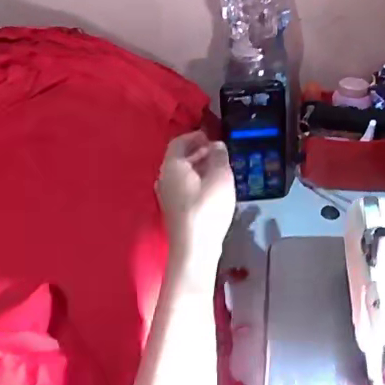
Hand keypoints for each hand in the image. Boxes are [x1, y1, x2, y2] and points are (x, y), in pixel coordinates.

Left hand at [155, 131, 235, 262]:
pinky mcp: (174, 210)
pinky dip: (197, 180)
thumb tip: (216, 145)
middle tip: (218, 151)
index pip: (179, 142)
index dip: (195, 136)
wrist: (194, 248)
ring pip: (182, 173)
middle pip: (179, 158)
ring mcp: (167, 196)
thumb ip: (219, 157)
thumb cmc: (207, 208)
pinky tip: (212, 187)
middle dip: (198, 151)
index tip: (211, 136)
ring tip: (218, 168)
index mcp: (172, 166)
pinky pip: (184, 186)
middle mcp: (164, 178)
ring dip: (198, 167)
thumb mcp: (221, 177)